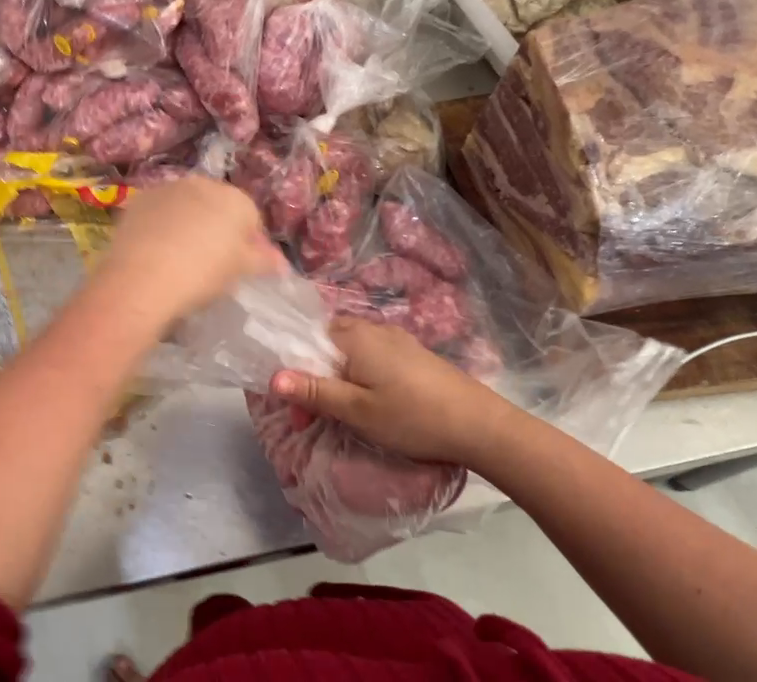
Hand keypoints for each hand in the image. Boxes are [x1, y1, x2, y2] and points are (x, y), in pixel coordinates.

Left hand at [85, 178, 282, 331]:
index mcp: (234, 199)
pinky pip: (158, 212)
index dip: (249, 243)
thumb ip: (263, 260)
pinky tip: (156, 251)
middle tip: (212, 261)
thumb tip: (280, 262)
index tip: (241, 266)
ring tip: (181, 257)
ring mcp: (166, 189)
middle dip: (218, 228)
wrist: (142, 278)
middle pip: (217, 206)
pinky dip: (161, 226)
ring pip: (186, 206)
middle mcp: (201, 184)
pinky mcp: (138, 201)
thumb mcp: (240, 270)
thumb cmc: (202, 273)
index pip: (251, 218)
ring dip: (188, 224)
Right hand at [269, 316, 521, 465]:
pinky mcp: (414, 355)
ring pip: (350, 352)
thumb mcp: (357, 410)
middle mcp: (373, 329)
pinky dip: (361, 377)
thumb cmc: (413, 417)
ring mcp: (397, 340)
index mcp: (353, 337)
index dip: (294, 373)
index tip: (298, 412)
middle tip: (316, 418)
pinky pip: (372, 358)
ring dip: (338, 379)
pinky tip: (372, 402)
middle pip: (326, 344)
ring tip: (343, 413)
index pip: (305, 341)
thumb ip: (314, 391)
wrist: (484, 427)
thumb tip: (272, 378)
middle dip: (314, 376)